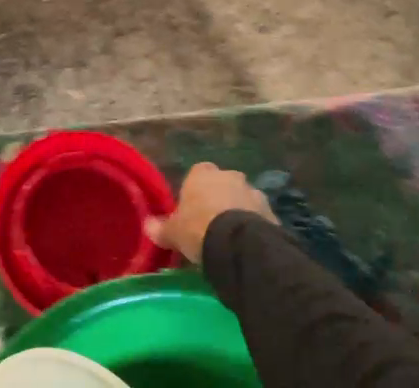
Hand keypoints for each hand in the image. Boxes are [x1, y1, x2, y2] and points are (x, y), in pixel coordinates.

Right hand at [144, 162, 275, 263]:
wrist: (238, 244)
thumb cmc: (198, 229)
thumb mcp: (174, 232)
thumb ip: (161, 228)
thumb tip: (148, 226)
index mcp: (202, 173)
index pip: (197, 174)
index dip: (195, 192)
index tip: (192, 211)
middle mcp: (229, 175)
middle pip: (222, 184)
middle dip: (219, 199)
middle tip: (212, 224)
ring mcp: (252, 191)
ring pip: (242, 199)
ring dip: (238, 211)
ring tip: (231, 238)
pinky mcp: (270, 210)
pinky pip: (257, 216)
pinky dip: (253, 225)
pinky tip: (246, 244)